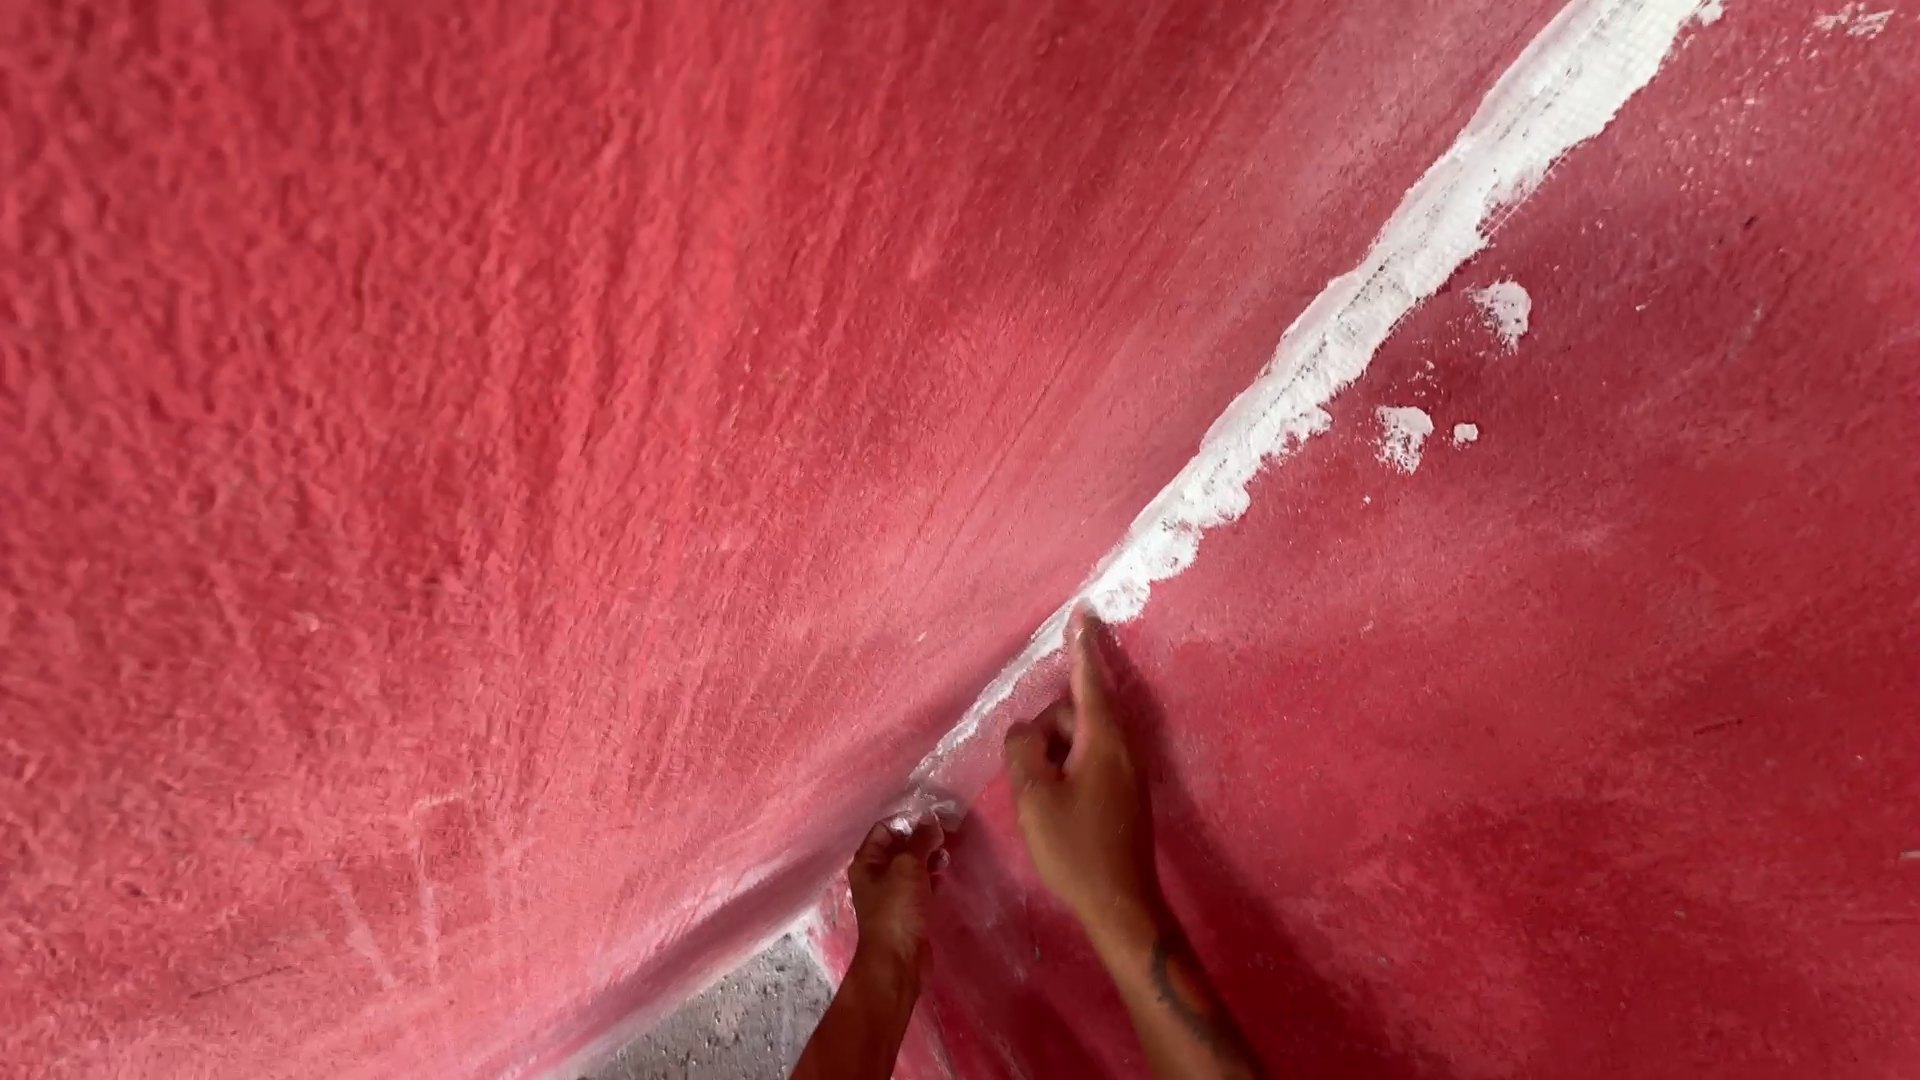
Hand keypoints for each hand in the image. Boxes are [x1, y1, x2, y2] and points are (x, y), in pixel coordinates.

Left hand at [847, 817, 945, 976]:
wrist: (898, 961)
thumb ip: (921, 840)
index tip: (933, 820)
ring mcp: (891, 894)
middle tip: (944, 838)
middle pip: (900, 846)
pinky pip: (919, 885)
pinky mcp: (906, 910)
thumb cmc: (897, 909)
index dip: (908, 821)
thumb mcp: (908, 866)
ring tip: (945, 858)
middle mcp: (876, 875)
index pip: (886, 828)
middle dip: (922, 840)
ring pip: (912, 866)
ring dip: (929, 858)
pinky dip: (931, 878)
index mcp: (867, 861)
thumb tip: (931, 822)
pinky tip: (943, 878)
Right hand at [1003, 610, 1158, 941]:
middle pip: (1075, 713)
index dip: (1082, 645)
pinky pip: (1089, 758)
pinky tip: (1055, 800)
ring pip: (1079, 739)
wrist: (1122, 905)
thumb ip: (1023, 749)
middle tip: (1030, 774)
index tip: (1083, 612)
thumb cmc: (1075, 848)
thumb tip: (1025, 730)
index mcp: (1103, 739)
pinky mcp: (1123, 790)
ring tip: (1042, 799)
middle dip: (1046, 730)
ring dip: (1053, 754)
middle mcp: (1122, 746)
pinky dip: (1066, 765)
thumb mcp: (1034, 796)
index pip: (1089, 679)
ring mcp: (1126, 770)